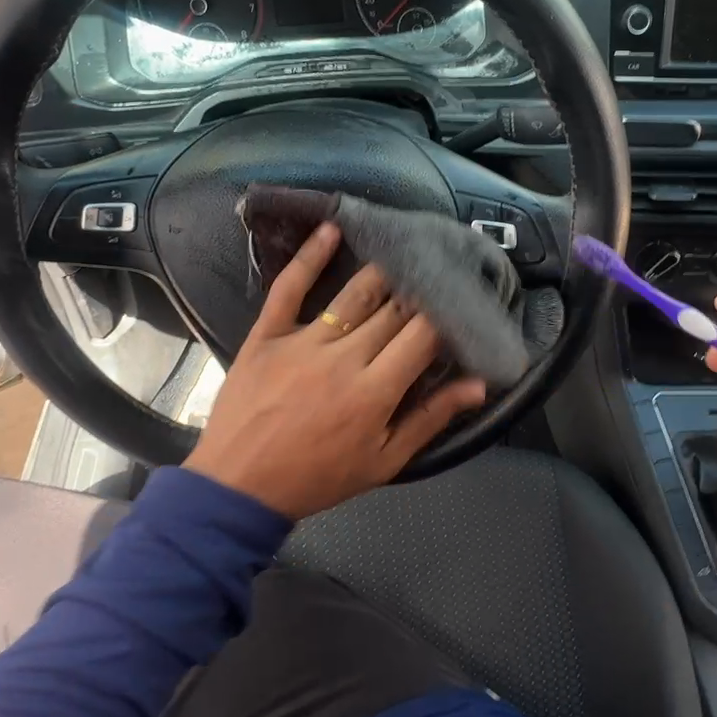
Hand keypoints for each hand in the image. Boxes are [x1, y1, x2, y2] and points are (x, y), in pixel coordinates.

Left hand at [185, 223, 485, 519]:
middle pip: (394, 311)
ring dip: (384, 273)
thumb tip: (477, 385)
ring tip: (404, 253)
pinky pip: (290, 287)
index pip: (423, 335)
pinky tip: (331, 229)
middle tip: (438, 277)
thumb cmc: (317, 478)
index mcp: (375, 390)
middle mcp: (344, 357)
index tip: (458, 308)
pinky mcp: (267, 334)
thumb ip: (430, 418)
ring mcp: (303, 341)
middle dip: (421, 293)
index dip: (445, 317)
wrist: (239, 486)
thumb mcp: (383, 462)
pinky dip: (310, 256)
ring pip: (354, 294)